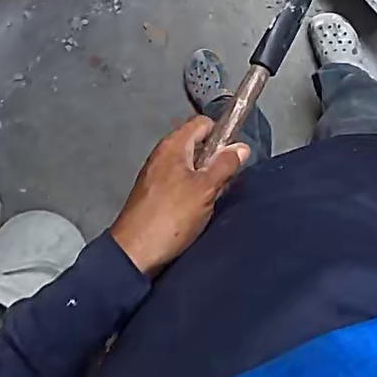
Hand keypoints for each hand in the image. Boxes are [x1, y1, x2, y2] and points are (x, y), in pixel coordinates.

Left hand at [109, 116, 249, 276]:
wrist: (135, 253)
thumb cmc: (172, 216)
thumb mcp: (206, 188)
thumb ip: (225, 165)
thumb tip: (241, 147)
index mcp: (173, 146)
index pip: (202, 123)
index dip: (221, 133)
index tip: (233, 155)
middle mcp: (162, 155)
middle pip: (197, 145)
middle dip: (215, 159)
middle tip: (225, 181)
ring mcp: (155, 174)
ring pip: (189, 166)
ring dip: (205, 178)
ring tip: (212, 198)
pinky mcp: (153, 194)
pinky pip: (179, 182)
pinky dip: (192, 190)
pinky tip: (197, 209)